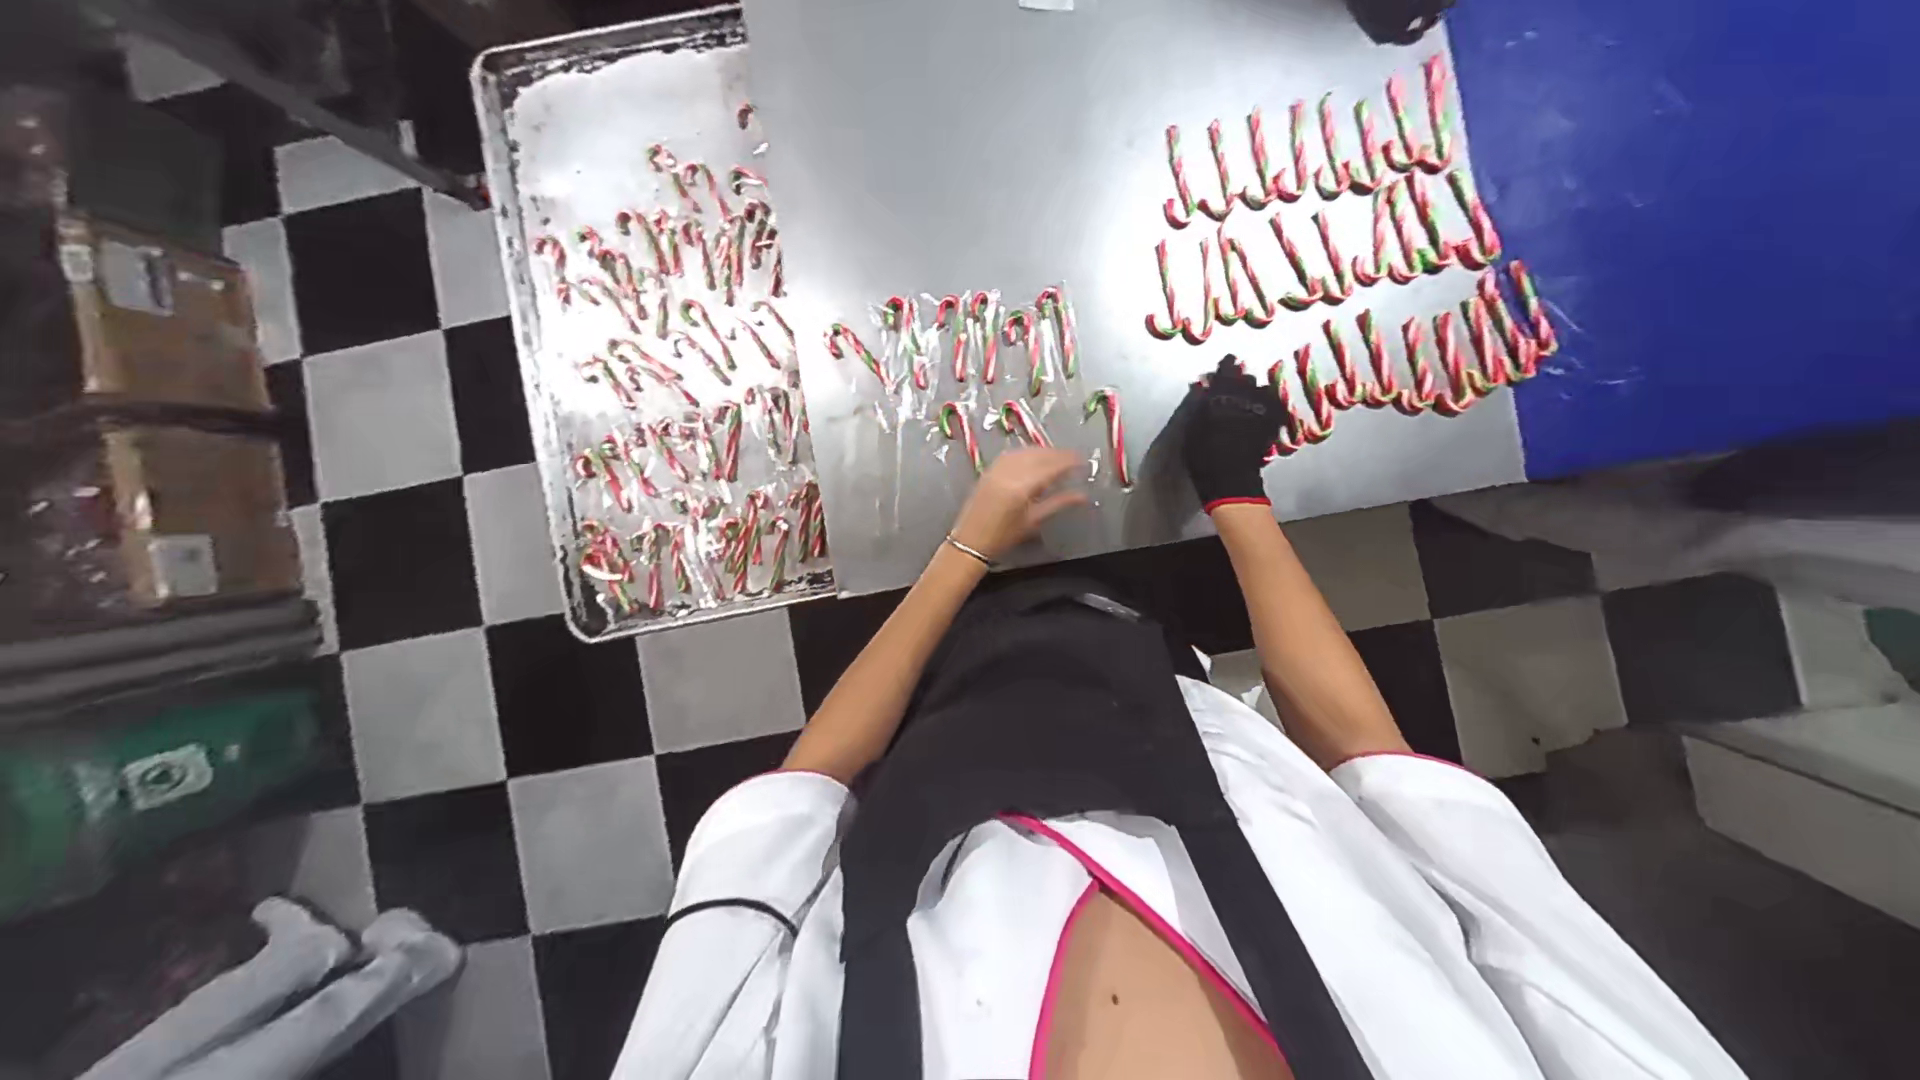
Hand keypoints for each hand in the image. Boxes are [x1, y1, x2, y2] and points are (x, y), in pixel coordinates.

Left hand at [949, 448, 1089, 560]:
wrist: (971, 541)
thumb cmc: (1004, 536)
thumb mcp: (1034, 521)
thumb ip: (1058, 504)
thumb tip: (1083, 495)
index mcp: (1022, 487)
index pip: (1051, 467)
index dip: (1069, 462)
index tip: (1083, 461)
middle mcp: (1009, 473)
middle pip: (1039, 455)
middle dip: (1058, 454)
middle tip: (1073, 459)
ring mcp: (997, 469)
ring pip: (1025, 451)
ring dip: (1043, 451)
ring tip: (1057, 458)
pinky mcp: (989, 470)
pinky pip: (1011, 454)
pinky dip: (1026, 453)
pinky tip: (1034, 457)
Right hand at [1180, 354, 1283, 509]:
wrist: (1229, 479)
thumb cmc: (1203, 455)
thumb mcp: (1193, 428)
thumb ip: (1199, 404)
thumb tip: (1202, 385)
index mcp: (1222, 394)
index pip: (1227, 368)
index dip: (1225, 365)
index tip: (1224, 364)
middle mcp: (1245, 396)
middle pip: (1247, 378)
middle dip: (1241, 380)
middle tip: (1234, 386)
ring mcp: (1262, 409)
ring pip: (1264, 390)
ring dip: (1257, 392)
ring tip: (1250, 399)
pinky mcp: (1273, 423)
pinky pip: (1275, 407)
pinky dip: (1269, 406)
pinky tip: (1263, 412)